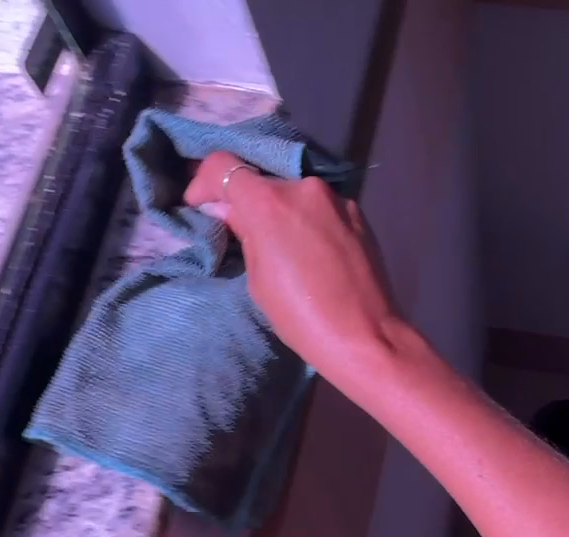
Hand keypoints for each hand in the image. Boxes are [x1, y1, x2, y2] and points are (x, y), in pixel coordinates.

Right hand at [185, 152, 415, 385]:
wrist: (366, 338)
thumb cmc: (303, 318)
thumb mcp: (259, 280)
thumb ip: (245, 236)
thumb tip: (235, 214)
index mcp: (268, 202)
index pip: (223, 167)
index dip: (205, 184)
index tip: (202, 206)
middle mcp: (304, 188)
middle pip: (265, 182)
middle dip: (251, 204)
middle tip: (247, 234)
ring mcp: (337, 200)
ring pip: (298, 196)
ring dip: (286, 214)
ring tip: (287, 248)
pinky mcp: (361, 216)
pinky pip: (325, 211)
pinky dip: (312, 223)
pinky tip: (316, 253)